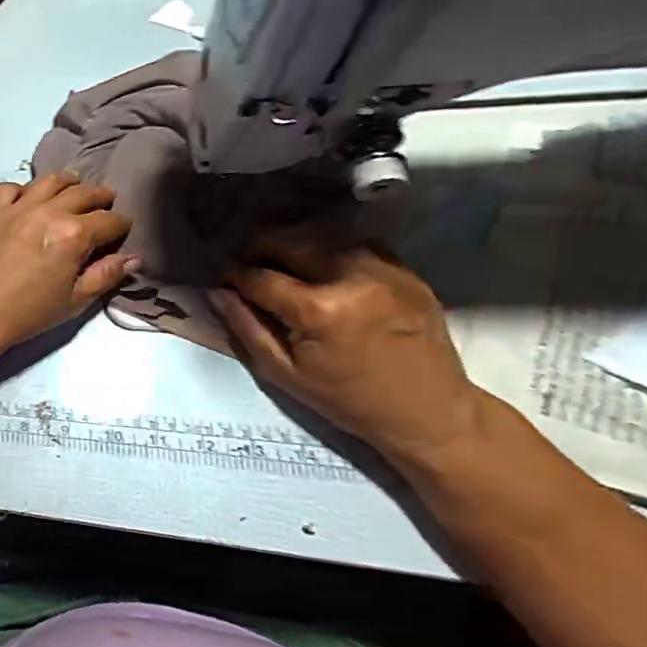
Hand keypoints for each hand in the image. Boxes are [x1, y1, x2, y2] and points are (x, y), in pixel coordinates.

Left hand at [0, 171, 138, 366]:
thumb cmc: (29, 312)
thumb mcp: (75, 301)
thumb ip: (106, 275)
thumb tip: (133, 258)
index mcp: (73, 234)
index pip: (109, 221)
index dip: (122, 225)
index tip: (124, 229)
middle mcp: (48, 212)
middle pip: (84, 194)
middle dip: (101, 197)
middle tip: (107, 202)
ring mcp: (17, 208)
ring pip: (50, 181)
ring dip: (68, 182)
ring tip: (75, 186)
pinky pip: (10, 188)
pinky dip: (24, 189)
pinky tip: (29, 199)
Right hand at [209, 233, 486, 461]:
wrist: (428, 410)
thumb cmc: (348, 400)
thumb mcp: (285, 374)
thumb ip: (247, 328)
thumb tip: (218, 293)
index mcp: (319, 309)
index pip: (260, 276)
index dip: (234, 274)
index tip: (223, 278)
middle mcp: (351, 276)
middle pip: (289, 241)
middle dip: (259, 249)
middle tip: (247, 265)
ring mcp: (383, 268)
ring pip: (322, 236)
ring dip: (294, 246)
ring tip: (282, 264)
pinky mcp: (404, 268)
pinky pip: (356, 244)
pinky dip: (331, 250)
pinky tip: (323, 269)